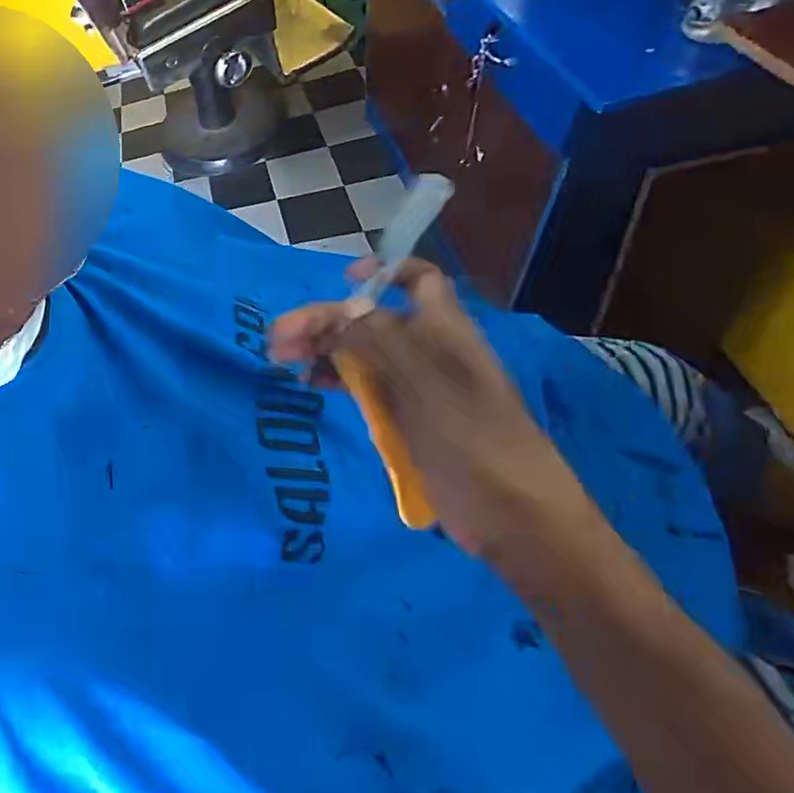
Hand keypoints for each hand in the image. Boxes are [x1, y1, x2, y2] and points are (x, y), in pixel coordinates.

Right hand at [269, 259, 593, 559]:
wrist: (517, 521)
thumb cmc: (474, 444)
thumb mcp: (424, 387)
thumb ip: (378, 342)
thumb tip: (339, 308)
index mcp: (444, 332)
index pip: (418, 280)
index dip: (383, 271)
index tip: (342, 282)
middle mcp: (429, 351)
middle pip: (371, 319)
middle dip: (323, 321)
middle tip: (276, 340)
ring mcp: (418, 387)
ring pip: (362, 353)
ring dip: (322, 351)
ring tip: (282, 362)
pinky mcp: (409, 419)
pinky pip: (366, 387)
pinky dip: (337, 380)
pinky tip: (310, 386)